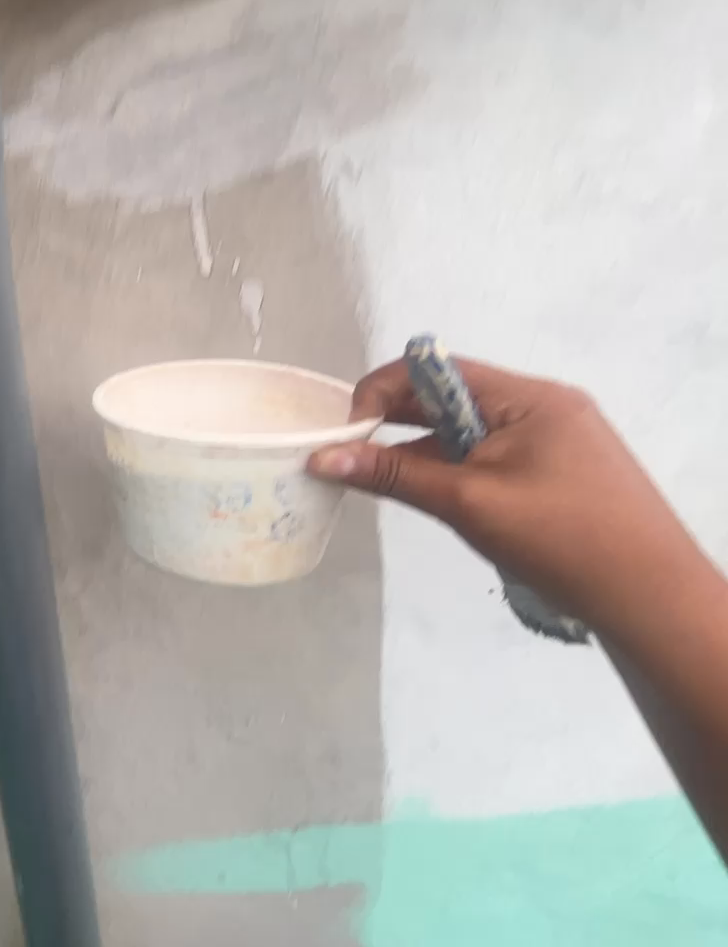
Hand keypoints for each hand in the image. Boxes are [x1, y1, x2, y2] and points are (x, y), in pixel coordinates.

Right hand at [305, 356, 713, 633]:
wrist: (653, 601)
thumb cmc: (562, 539)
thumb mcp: (464, 502)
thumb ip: (389, 473)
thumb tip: (319, 457)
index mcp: (528, 400)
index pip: (433, 371)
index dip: (380, 393)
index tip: (350, 435)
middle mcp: (539, 407)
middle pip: (442, 396)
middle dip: (391, 421)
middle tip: (351, 455)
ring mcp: (546, 438)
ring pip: (456, 427)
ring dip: (414, 448)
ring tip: (379, 479)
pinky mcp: (547, 467)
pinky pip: (476, 451)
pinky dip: (441, 466)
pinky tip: (421, 491)